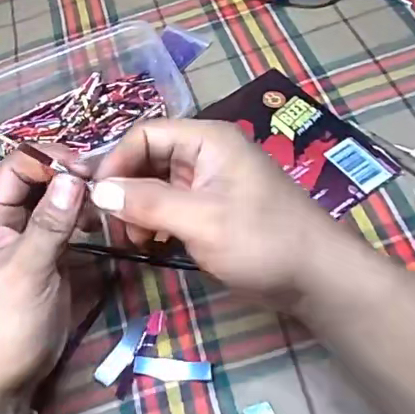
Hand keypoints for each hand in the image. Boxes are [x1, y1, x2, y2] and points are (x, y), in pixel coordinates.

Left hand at [0, 147, 89, 413]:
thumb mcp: (25, 272)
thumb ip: (50, 223)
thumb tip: (73, 178)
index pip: (16, 168)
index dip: (51, 161)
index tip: (88, 167)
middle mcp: (0, 221)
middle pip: (37, 183)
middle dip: (70, 179)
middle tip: (107, 183)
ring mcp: (22, 240)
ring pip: (53, 204)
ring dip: (79, 200)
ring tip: (106, 204)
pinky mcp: (42, 259)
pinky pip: (62, 229)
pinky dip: (81, 223)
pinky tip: (101, 224)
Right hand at [91, 119, 347, 309]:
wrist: (317, 278)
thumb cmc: (262, 240)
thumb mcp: (201, 220)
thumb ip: (147, 203)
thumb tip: (97, 192)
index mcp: (205, 140)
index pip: (142, 136)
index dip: (115, 163)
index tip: (97, 200)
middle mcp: (204, 153)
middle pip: (145, 159)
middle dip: (124, 191)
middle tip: (113, 227)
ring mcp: (208, 182)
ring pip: (153, 185)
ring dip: (136, 210)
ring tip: (134, 240)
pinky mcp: (210, 208)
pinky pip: (168, 205)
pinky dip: (153, 222)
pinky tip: (149, 243)